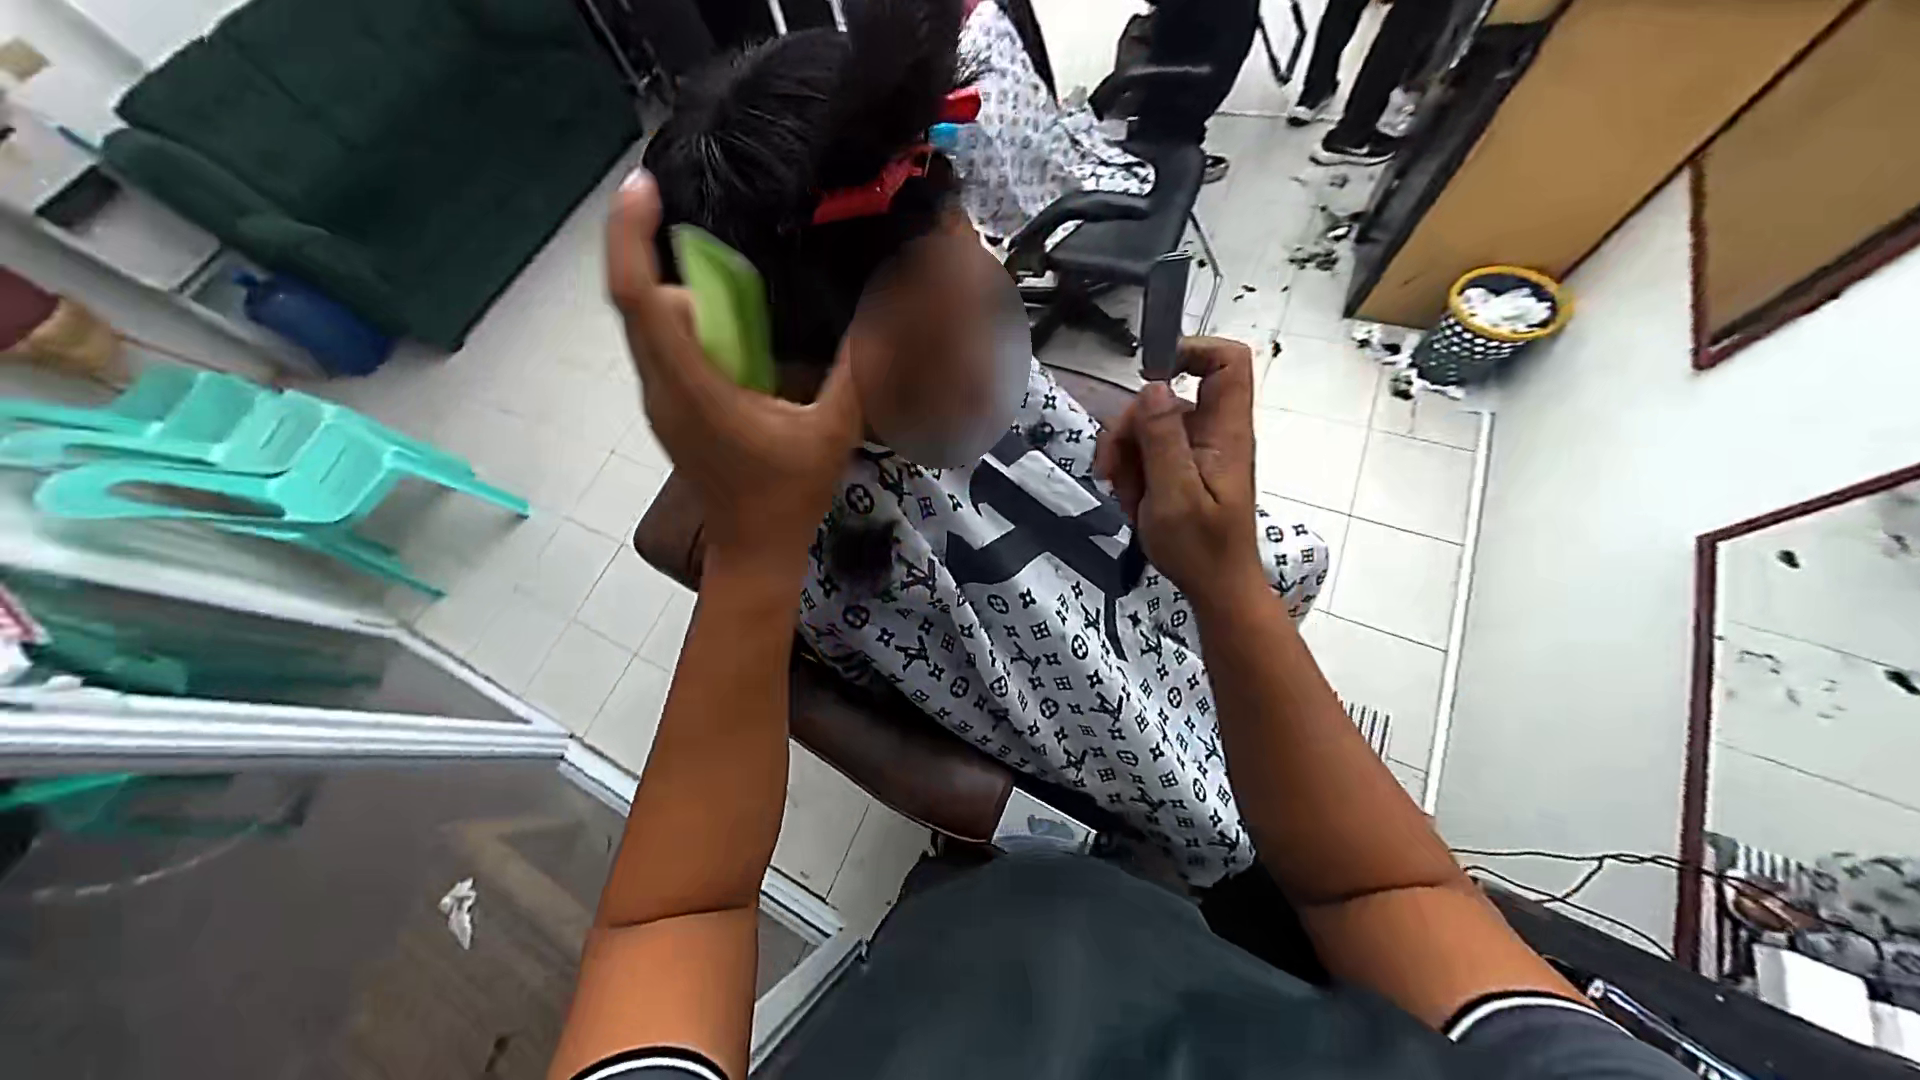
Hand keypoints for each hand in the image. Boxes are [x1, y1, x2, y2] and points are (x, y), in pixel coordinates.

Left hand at [607, 170, 864, 587]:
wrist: (752, 547)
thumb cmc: (790, 493)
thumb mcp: (832, 430)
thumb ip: (854, 372)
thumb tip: (878, 319)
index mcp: (697, 388)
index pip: (643, 300)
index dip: (631, 237)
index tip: (643, 188)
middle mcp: (662, 388)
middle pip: (636, 301)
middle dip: (652, 251)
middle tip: (688, 215)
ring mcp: (658, 401)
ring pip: (644, 325)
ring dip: (668, 286)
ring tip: (712, 266)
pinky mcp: (665, 409)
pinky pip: (658, 346)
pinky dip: (677, 318)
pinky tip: (720, 321)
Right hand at [1093, 336, 1263, 610]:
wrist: (1214, 586)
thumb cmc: (1200, 548)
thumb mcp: (1174, 495)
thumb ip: (1163, 438)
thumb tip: (1155, 387)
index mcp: (1224, 431)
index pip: (1227, 362)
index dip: (1192, 352)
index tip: (1149, 377)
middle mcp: (1212, 433)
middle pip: (1167, 398)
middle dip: (1131, 427)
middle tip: (1113, 467)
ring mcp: (1195, 451)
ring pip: (1149, 427)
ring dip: (1125, 455)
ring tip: (1122, 492)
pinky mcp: (1181, 469)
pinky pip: (1148, 452)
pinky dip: (1131, 471)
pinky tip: (1129, 498)